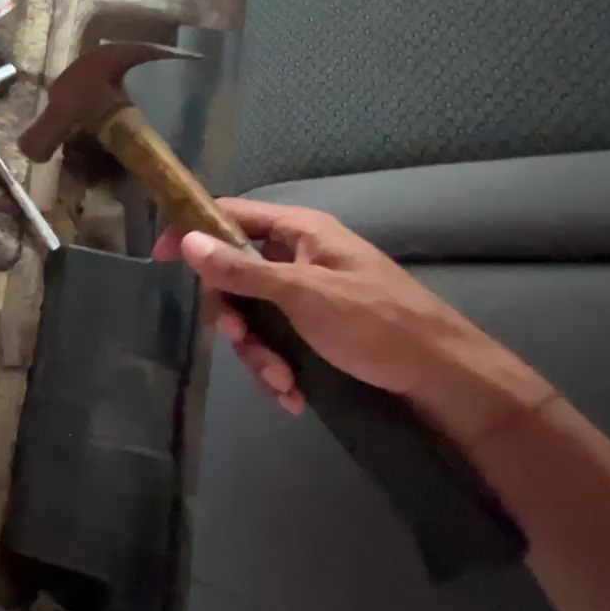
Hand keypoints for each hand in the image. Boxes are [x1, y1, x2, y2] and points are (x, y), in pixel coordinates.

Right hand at [154, 198, 547, 441]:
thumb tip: (187, 241)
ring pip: (251, 314)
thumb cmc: (377, 323)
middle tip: (241, 341)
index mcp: (299, 232)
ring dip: (258, 353)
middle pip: (234, 275)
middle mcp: (298, 257)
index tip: (162, 258)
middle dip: (235, 318)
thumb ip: (242, 270)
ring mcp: (305, 294)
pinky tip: (292, 395)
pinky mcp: (314, 328)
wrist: (447, 380)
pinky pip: (274, 339)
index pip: (229, 215)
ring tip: (281, 383)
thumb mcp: (303, 295)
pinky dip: (277, 367)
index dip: (192, 231)